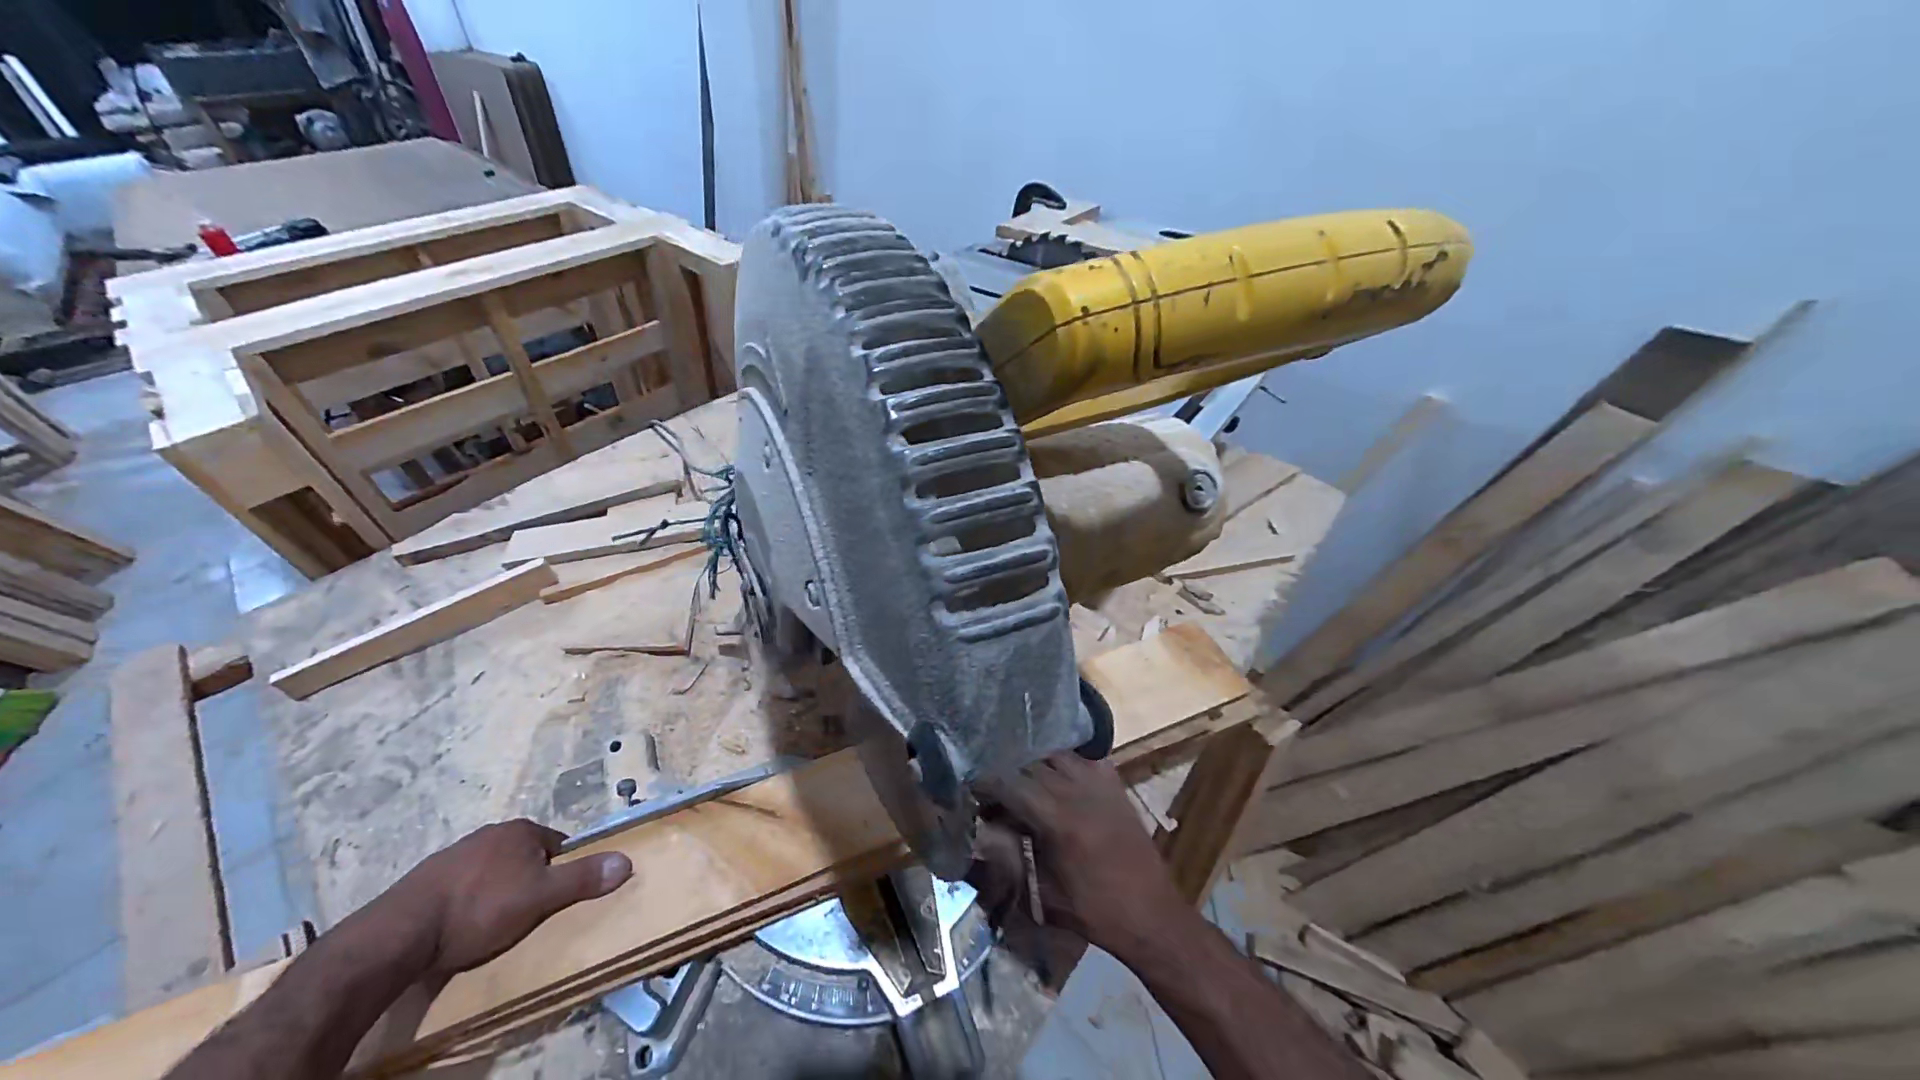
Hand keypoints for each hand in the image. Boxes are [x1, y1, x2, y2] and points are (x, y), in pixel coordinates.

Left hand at [383, 819, 633, 976]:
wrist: (400, 933)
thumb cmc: (481, 908)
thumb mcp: (541, 896)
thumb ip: (583, 878)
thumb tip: (628, 861)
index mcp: (521, 830)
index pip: (558, 845)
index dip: (563, 871)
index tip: (557, 898)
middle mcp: (490, 833)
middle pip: (525, 856)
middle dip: (530, 880)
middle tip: (530, 913)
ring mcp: (455, 854)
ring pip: (493, 871)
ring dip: (498, 891)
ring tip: (495, 924)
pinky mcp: (426, 879)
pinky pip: (463, 886)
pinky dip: (469, 901)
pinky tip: (463, 925)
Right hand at [972, 753, 1186, 960]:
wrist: (1152, 916)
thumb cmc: (1094, 912)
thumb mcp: (1042, 896)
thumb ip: (1007, 858)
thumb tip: (978, 832)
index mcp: (1058, 818)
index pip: (1009, 783)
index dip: (984, 783)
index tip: (969, 790)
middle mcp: (1078, 790)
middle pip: (1030, 763)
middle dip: (1006, 773)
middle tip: (992, 792)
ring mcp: (1100, 783)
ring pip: (1055, 754)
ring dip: (1033, 764)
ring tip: (1021, 782)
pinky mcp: (1115, 785)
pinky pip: (1084, 757)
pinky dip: (1065, 760)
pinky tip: (1056, 776)